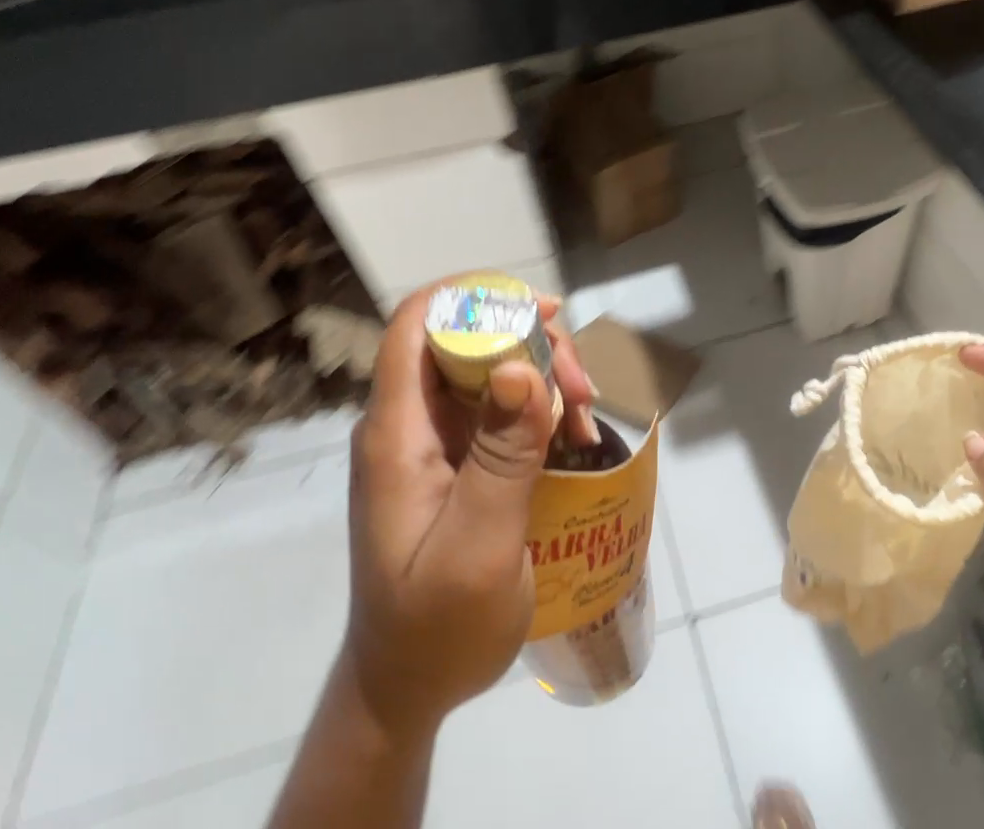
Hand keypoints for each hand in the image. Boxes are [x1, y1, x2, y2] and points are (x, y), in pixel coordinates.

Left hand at [339, 285, 596, 734]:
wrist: (406, 686)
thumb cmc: (437, 626)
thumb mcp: (479, 545)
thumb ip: (501, 457)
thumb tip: (519, 368)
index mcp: (397, 435)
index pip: (416, 325)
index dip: (474, 298)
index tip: (544, 314)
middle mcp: (409, 427)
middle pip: (462, 342)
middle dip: (529, 347)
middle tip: (583, 388)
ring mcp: (431, 447)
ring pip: (486, 375)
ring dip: (541, 381)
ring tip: (586, 419)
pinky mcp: (454, 468)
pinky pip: (496, 415)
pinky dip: (538, 415)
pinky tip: (572, 438)